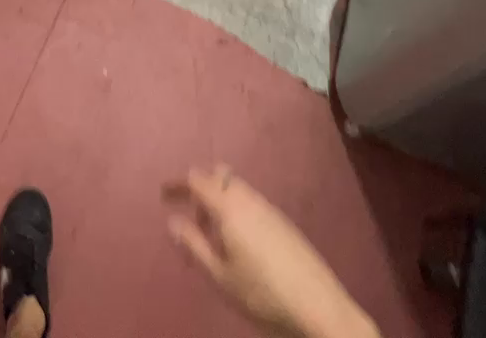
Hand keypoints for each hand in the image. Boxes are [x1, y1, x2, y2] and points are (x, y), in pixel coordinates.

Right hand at [164, 165, 378, 337]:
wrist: (321, 312)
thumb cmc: (262, 295)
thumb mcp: (219, 275)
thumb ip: (194, 244)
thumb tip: (173, 220)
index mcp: (229, 209)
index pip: (197, 180)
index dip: (178, 184)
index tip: (164, 196)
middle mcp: (249, 201)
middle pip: (220, 175)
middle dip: (202, 188)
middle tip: (194, 219)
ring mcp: (271, 210)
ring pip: (238, 189)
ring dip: (220, 201)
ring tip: (215, 239)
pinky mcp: (285, 224)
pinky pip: (252, 203)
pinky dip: (237, 211)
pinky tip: (240, 245)